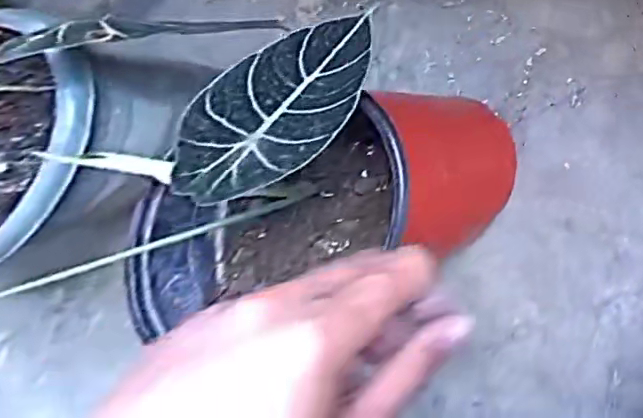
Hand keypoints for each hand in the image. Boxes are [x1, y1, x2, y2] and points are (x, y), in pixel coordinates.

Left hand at [93, 248, 471, 417]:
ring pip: (311, 284)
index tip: (435, 317)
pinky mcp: (187, 326)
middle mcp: (275, 303)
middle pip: (362, 267)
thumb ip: (405, 374)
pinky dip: (288, 320)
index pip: (403, 269)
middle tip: (397, 343)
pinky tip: (277, 372)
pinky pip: (260, 304)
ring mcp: (225, 310)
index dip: (429, 289)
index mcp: (316, 332)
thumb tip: (455, 326)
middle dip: (390, 294)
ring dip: (341, 306)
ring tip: (337, 364)